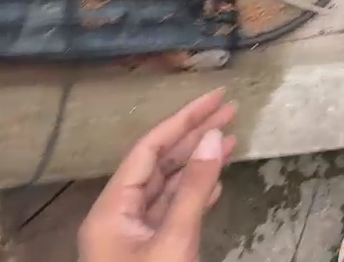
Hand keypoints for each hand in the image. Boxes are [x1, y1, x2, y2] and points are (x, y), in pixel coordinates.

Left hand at [78, 89, 236, 261]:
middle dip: (194, 136)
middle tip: (232, 111)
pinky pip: (171, 209)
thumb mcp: (174, 242)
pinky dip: (195, 190)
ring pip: (166, 185)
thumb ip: (193, 187)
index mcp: (111, 211)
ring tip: (232, 139)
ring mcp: (130, 238)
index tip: (218, 97)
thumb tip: (214, 135)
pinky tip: (217, 182)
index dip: (184, 119)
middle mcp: (116, 218)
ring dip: (198, 162)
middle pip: (157, 163)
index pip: (149, 149)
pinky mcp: (147, 254)